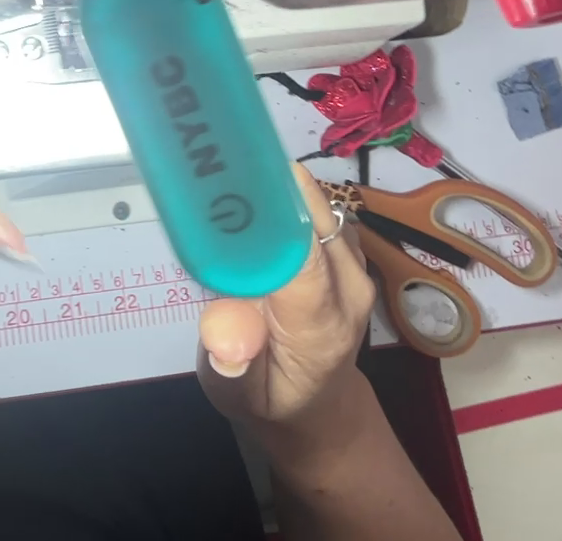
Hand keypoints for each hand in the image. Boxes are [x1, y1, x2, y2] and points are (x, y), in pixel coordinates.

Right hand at [196, 163, 377, 429]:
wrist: (314, 404)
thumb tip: (223, 341)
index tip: (229, 178)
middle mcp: (346, 290)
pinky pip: (315, 208)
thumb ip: (232, 369)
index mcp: (320, 327)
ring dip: (272, 181)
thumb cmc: (269, 397)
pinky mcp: (343, 252)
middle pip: (312, 218)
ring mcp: (351, 267)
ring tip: (222, 164)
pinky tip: (246, 185)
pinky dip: (282, 190)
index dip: (271, 214)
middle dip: (265, 184)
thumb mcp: (239, 397)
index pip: (304, 260)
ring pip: (314, 205)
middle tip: (211, 158)